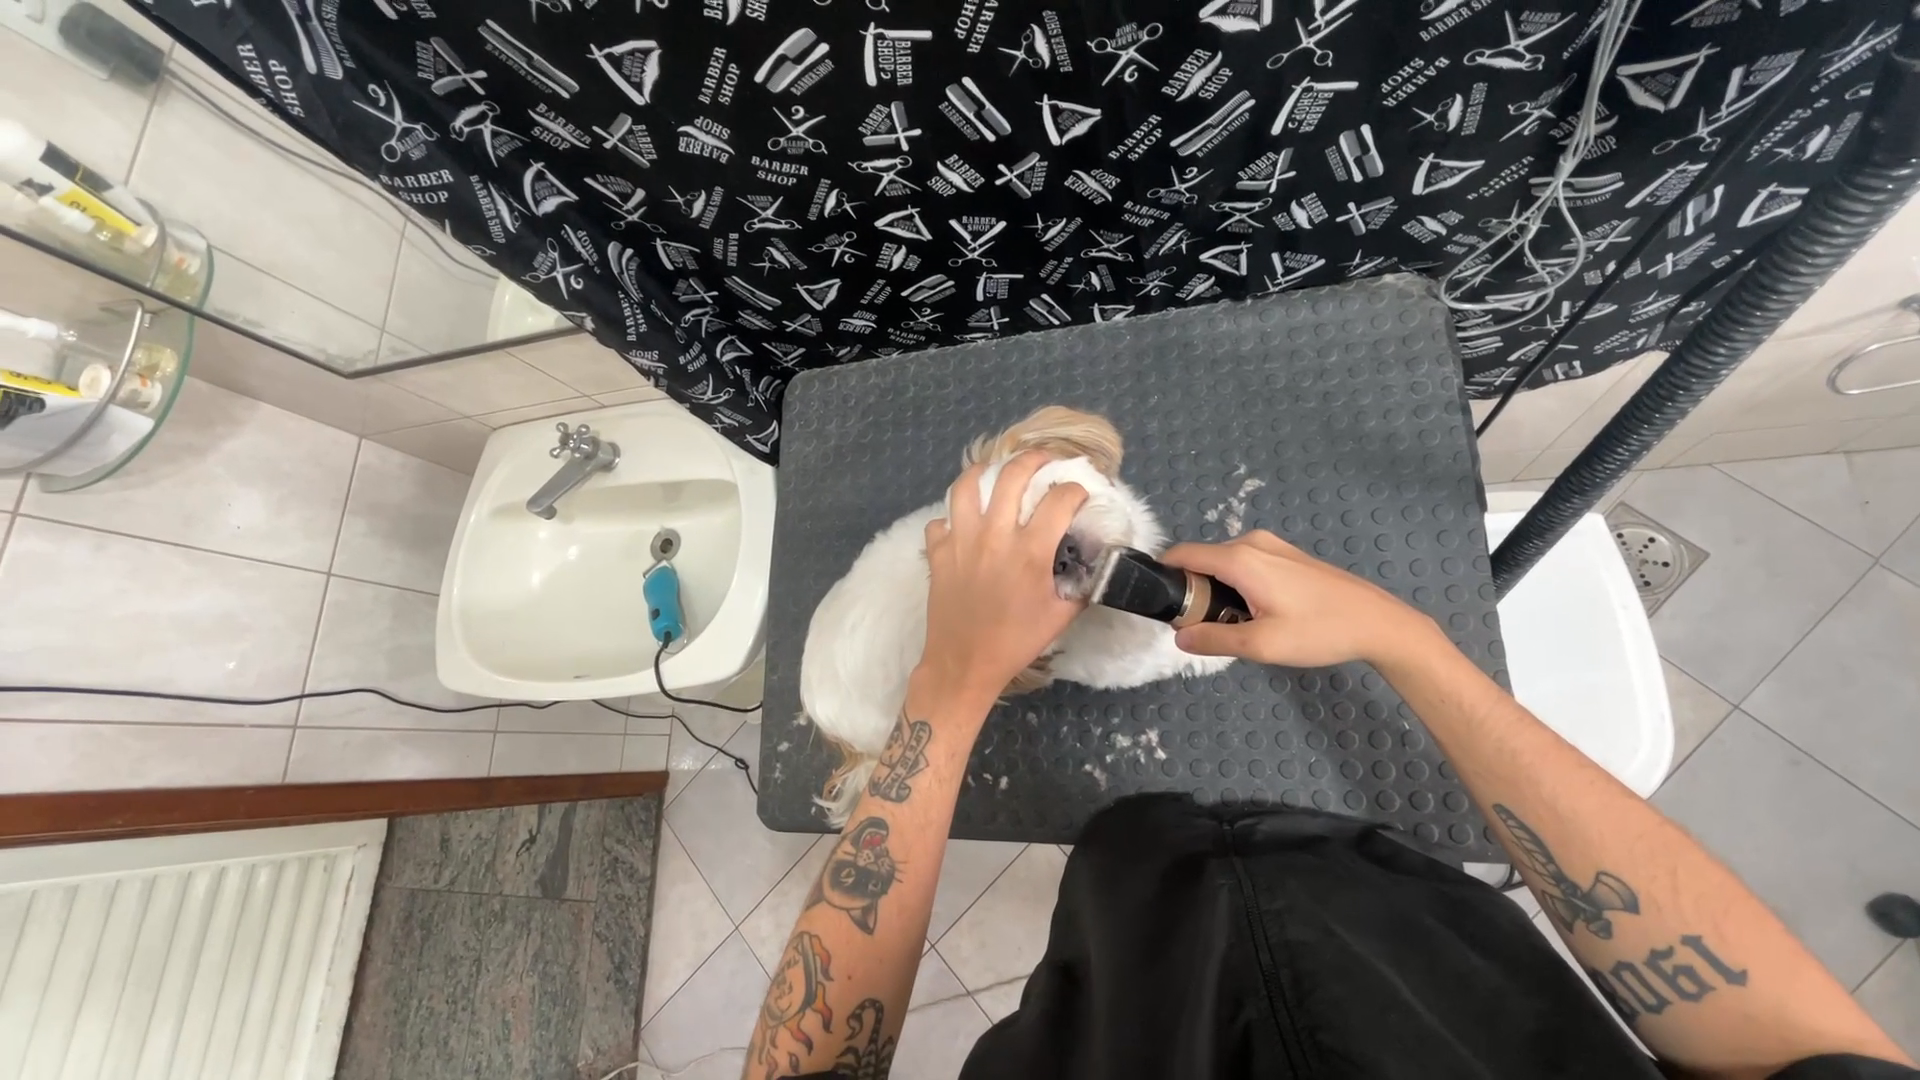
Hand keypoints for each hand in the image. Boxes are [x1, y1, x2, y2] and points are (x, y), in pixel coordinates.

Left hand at [918, 451, 1088, 704]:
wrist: (964, 663)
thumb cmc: (1016, 642)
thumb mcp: (1061, 616)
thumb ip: (1082, 584)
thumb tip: (1095, 562)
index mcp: (1030, 551)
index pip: (1060, 500)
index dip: (1076, 491)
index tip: (1079, 494)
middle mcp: (994, 536)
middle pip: (1013, 475)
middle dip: (1035, 459)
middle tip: (1045, 461)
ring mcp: (960, 540)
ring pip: (967, 485)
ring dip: (985, 472)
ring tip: (996, 472)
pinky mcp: (937, 552)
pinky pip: (941, 520)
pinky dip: (952, 517)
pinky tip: (963, 524)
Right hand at [1162, 530, 1439, 668]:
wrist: (1379, 623)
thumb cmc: (1319, 631)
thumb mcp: (1261, 645)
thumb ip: (1214, 639)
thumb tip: (1179, 637)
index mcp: (1240, 559)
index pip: (1182, 555)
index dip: (1164, 577)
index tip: (1161, 606)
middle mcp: (1252, 542)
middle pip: (1202, 560)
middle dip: (1193, 590)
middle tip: (1201, 627)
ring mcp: (1272, 545)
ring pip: (1224, 564)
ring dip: (1217, 590)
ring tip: (1232, 624)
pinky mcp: (1286, 555)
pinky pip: (1245, 564)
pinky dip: (1237, 585)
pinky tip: (1256, 613)